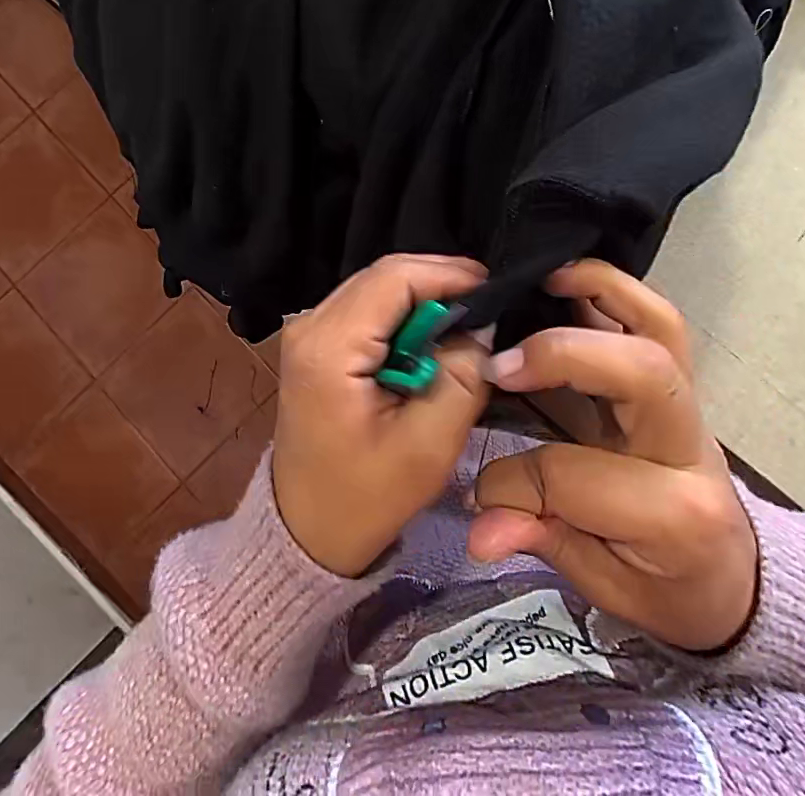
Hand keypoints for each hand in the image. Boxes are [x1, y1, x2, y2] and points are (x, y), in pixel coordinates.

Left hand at [272, 254, 492, 576]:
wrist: (308, 530)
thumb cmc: (366, 497)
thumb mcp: (428, 445)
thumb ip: (462, 376)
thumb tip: (482, 326)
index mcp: (329, 348)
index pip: (394, 278)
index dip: (449, 274)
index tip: (495, 291)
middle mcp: (309, 325)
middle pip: (384, 276)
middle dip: (440, 283)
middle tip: (488, 307)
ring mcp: (309, 332)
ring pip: (378, 288)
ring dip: (425, 299)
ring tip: (468, 322)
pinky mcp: (317, 344)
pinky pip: (369, 309)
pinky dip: (406, 316)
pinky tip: (433, 338)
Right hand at [468, 260, 759, 651]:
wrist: (734, 576)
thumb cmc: (670, 589)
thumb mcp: (606, 586)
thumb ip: (545, 540)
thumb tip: (480, 530)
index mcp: (672, 512)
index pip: (574, 474)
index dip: (514, 482)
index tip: (485, 495)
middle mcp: (690, 446)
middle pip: (641, 373)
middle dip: (561, 356)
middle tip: (501, 365)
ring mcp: (692, 406)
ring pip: (660, 328)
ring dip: (601, 291)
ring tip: (541, 281)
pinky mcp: (682, 384)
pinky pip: (658, 323)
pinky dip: (614, 292)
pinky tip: (567, 283)